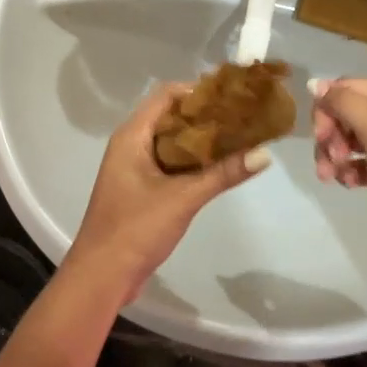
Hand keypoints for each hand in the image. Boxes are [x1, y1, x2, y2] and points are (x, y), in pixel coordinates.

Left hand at [66, 84, 273, 300]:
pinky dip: (194, 161)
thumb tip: (265, 153)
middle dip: (207, 116)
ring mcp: (135, 167)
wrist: (102, 274)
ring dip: (202, 140)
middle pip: (172, 116)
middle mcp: (131, 144)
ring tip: (241, 137)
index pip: (167, 95)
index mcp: (132, 135)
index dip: (199, 91)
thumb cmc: (135, 228)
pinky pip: (171, 163)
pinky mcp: (142, 189)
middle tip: (244, 117)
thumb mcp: (183, 198)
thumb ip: (223, 174)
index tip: (233, 97)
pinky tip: (221, 167)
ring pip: (173, 141)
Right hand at [311, 77, 366, 265]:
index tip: (319, 135)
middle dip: (331, 134)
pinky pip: (360, 162)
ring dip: (334, 154)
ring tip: (331, 176)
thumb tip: (315, 83)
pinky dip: (349, 170)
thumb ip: (345, 104)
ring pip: (350, 139)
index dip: (329, 107)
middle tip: (329, 157)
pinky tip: (349, 184)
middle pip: (348, 113)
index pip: (350, 88)